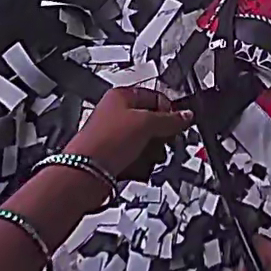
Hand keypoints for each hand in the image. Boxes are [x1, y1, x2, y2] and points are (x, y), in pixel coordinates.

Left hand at [64, 87, 191, 181]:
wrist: (84, 174)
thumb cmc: (105, 141)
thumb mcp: (146, 124)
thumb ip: (169, 120)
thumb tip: (186, 116)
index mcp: (121, 96)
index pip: (154, 96)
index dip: (168, 109)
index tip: (178, 122)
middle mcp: (116, 114)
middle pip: (150, 121)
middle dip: (160, 134)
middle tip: (164, 141)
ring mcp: (114, 137)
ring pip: (144, 142)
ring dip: (152, 151)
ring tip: (150, 157)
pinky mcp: (113, 157)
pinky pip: (136, 158)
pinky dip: (141, 163)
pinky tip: (140, 168)